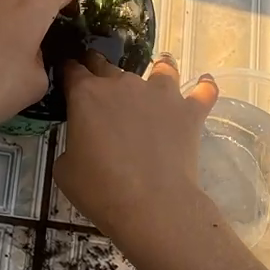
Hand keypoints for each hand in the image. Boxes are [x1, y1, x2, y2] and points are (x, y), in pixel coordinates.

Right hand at [57, 53, 219, 241]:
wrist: (150, 205)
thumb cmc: (99, 189)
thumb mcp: (64, 168)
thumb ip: (71, 142)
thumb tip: (83, 139)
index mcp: (86, 94)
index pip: (72, 70)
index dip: (68, 71)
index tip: (68, 75)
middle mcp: (122, 84)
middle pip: (107, 64)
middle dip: (99, 67)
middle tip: (99, 78)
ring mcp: (159, 94)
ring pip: (160, 67)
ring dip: (158, 67)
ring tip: (160, 68)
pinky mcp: (189, 110)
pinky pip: (203, 91)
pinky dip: (204, 87)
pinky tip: (205, 83)